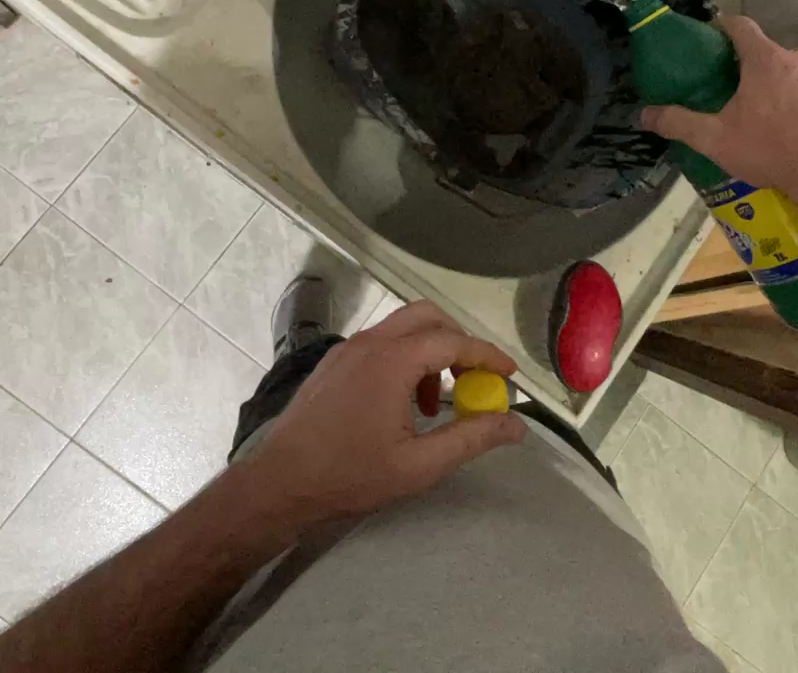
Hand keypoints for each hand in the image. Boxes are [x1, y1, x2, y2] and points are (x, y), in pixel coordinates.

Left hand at [239, 302, 524, 527]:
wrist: (280, 482)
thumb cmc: (350, 475)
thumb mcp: (420, 465)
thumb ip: (471, 438)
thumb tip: (517, 424)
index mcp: (392, 361)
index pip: (453, 341)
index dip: (487, 354)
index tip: (510, 375)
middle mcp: (369, 342)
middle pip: (426, 316)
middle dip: (458, 340)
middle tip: (473, 378)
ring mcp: (347, 348)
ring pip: (401, 327)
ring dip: (429, 351)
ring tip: (433, 405)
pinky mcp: (333, 361)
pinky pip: (379, 343)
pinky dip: (403, 358)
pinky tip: (401, 403)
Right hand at [639, 15, 797, 222]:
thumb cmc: (773, 150)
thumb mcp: (715, 140)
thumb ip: (678, 123)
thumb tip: (643, 115)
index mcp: (766, 60)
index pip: (741, 26)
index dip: (723, 26)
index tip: (711, 36)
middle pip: (768, 55)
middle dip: (750, 70)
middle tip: (733, 94)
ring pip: (795, 76)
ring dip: (779, 89)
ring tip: (767, 120)